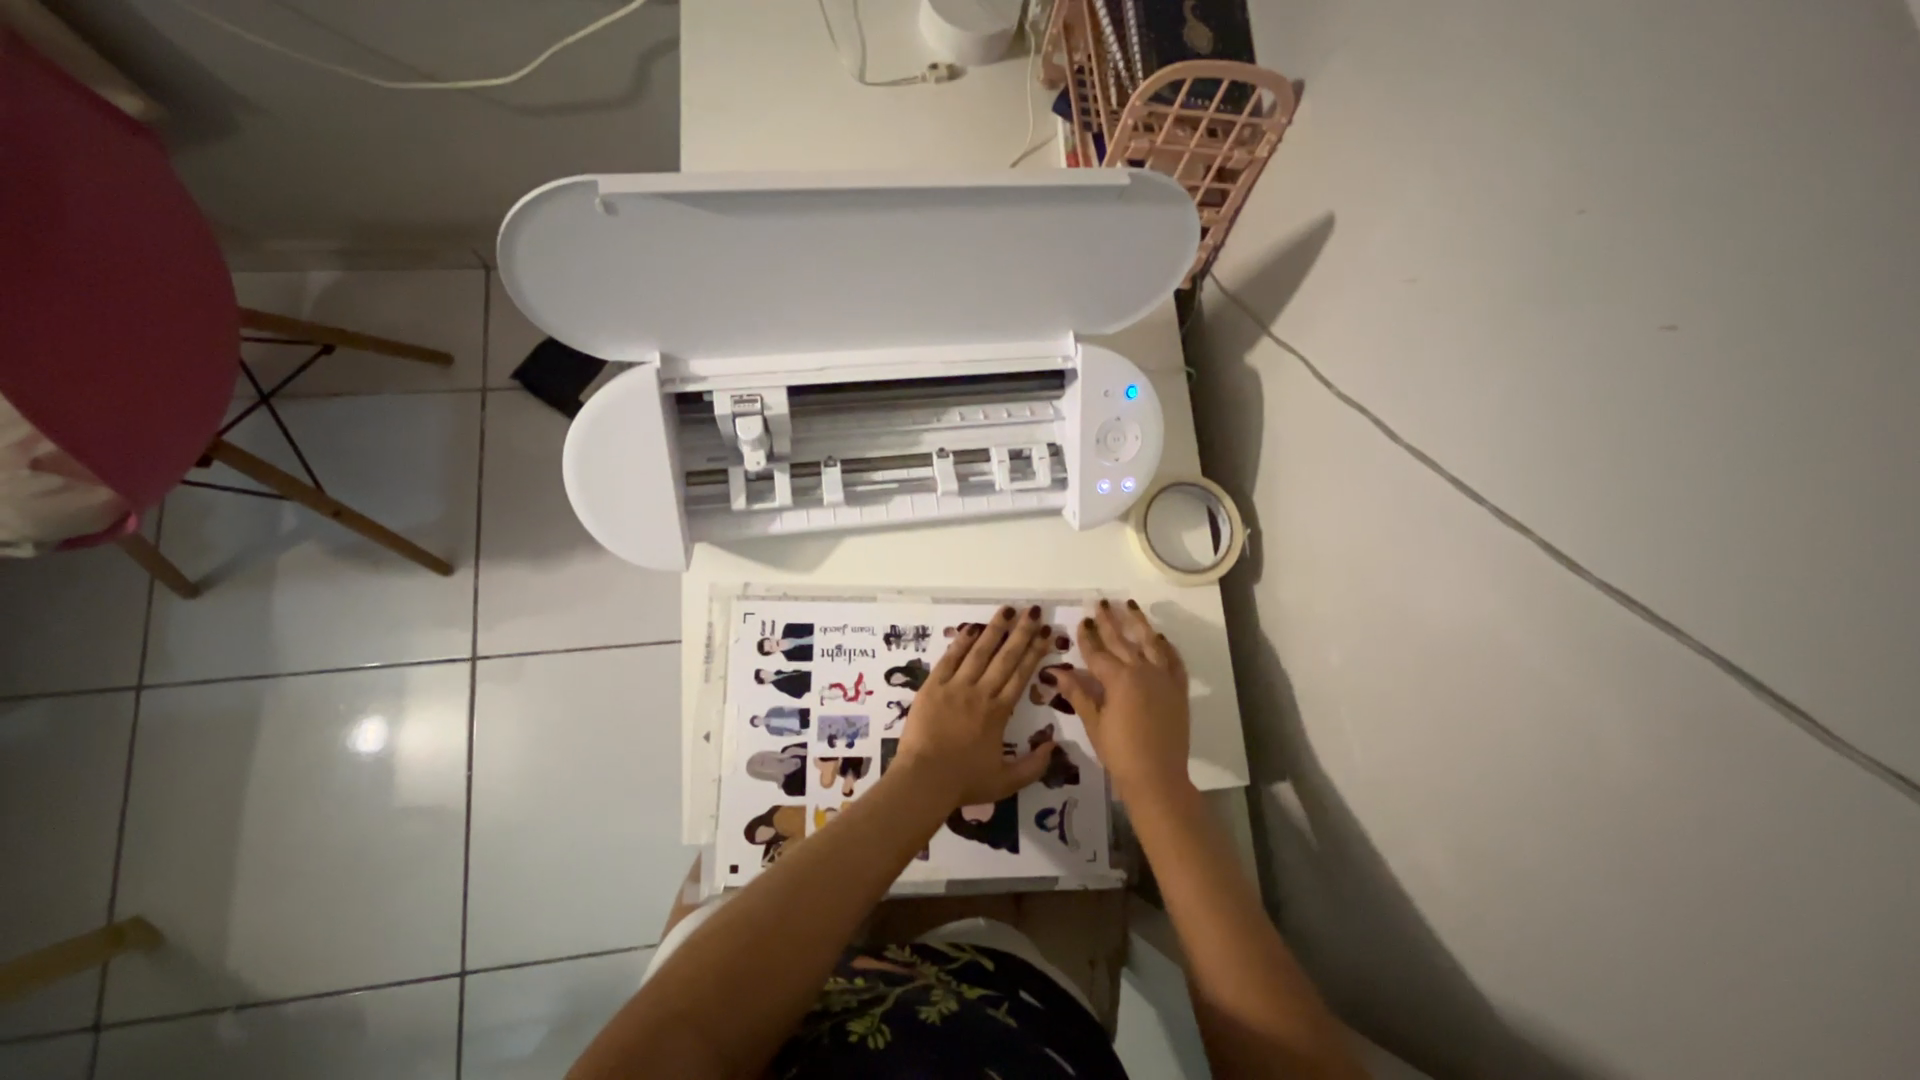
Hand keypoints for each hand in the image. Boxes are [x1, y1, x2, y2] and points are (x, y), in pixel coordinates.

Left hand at [894, 604, 1057, 808]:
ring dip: (995, 629)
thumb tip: (1055, 745)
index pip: (1022, 675)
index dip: (1035, 652)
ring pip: (979, 652)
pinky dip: (961, 642)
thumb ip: (1034, 766)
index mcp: (1000, 713)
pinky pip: (949, 659)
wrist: (923, 780)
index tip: (1046, 634)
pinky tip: (972, 628)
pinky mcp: (932, 687)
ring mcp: (955, 687)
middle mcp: (981, 693)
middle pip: (1006, 657)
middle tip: (1034, 611)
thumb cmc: (964, 782)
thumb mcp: (1007, 782)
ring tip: (1009, 609)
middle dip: (1022, 633)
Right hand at [1049, 599, 1192, 804]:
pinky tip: (1160, 638)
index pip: (1097, 652)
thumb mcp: (1093, 723)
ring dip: (1138, 623)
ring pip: (1150, 643)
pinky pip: (1174, 660)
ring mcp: (1163, 678)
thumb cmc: (1119, 753)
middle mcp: (1142, 671)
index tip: (1081, 621)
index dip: (1087, 637)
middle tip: (1100, 603)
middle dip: (1109, 621)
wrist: (1157, 776)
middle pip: (1122, 641)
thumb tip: (1056, 671)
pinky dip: (1166, 647)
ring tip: (1129, 606)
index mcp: (1118, 679)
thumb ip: (1078, 693)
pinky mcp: (1178, 690)